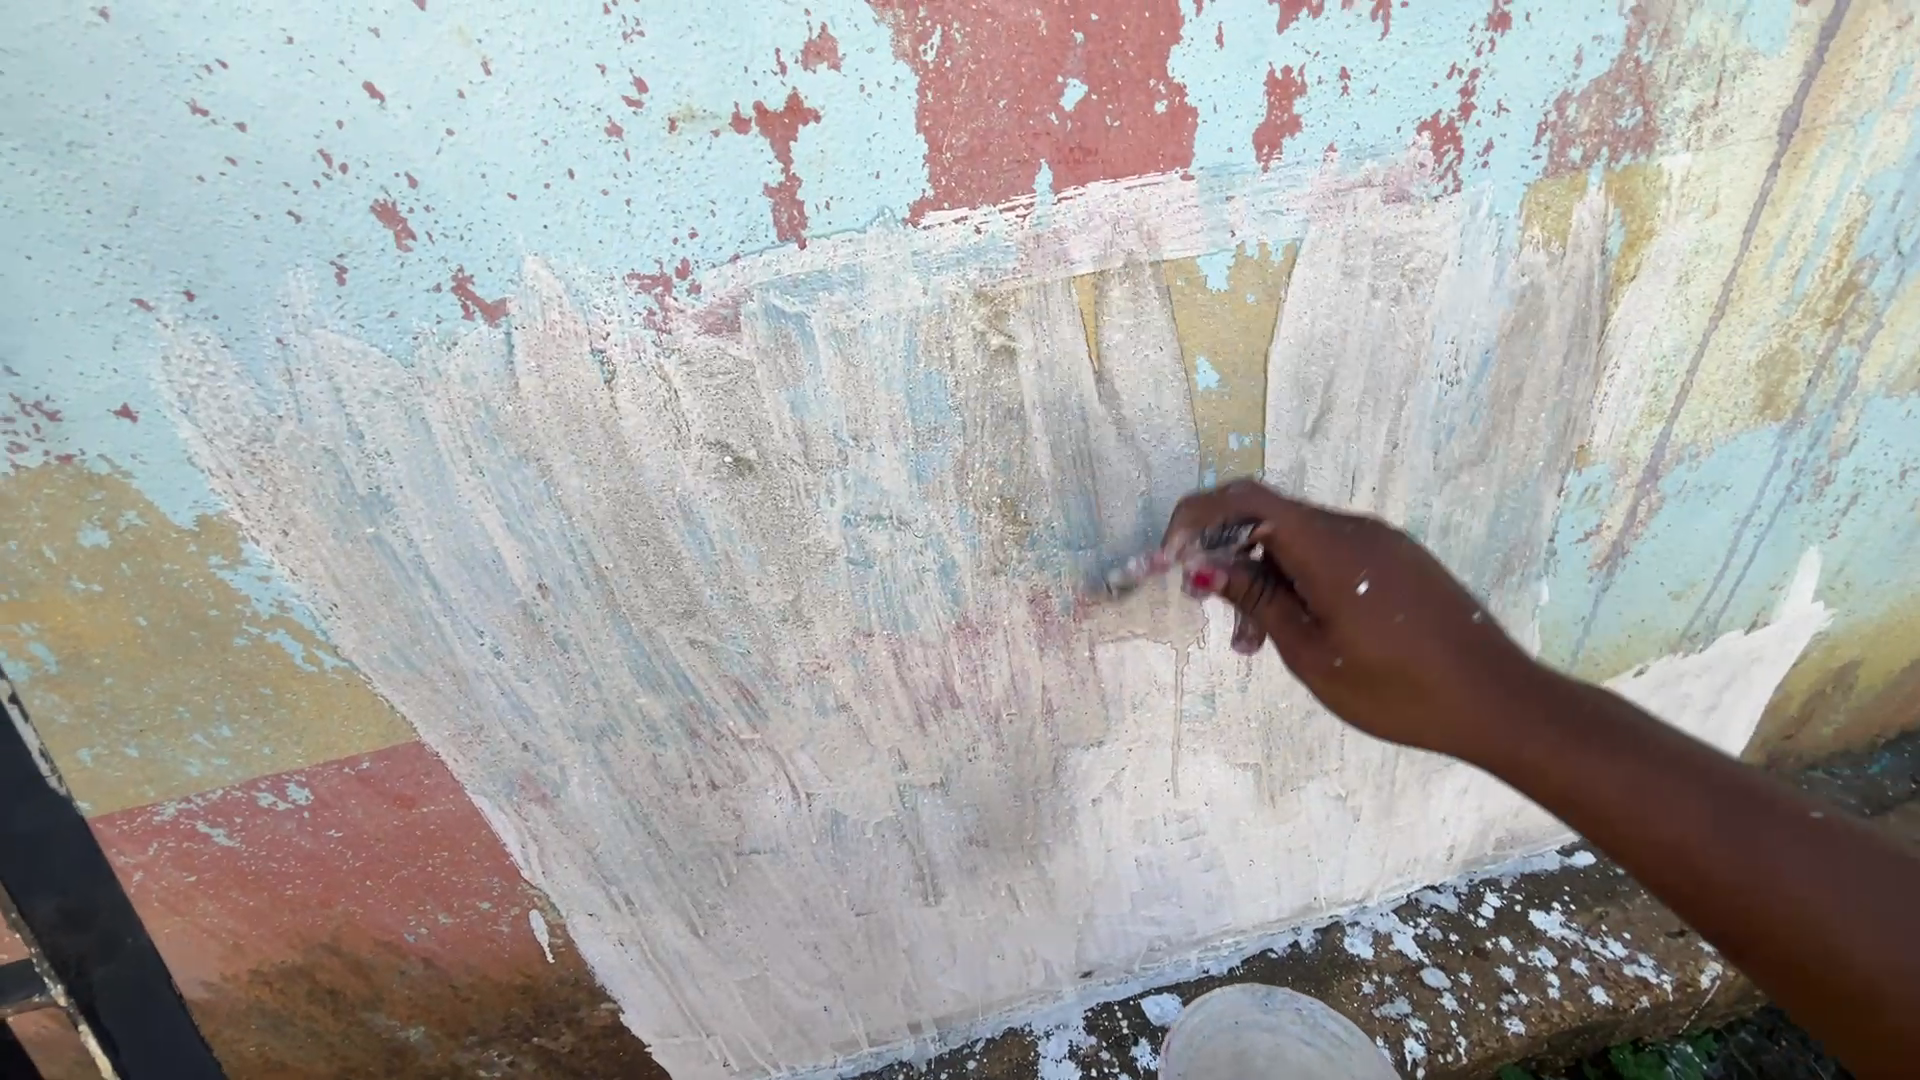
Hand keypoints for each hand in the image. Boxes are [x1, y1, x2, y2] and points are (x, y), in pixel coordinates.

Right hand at [1162, 479, 1541, 761]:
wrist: (1502, 704)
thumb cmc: (1397, 689)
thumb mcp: (1309, 650)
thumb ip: (1254, 598)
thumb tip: (1199, 565)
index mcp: (1329, 546)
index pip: (1243, 499)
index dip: (1195, 517)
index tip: (1169, 559)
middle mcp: (1352, 529)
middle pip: (1266, 515)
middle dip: (1222, 551)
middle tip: (1201, 604)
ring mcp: (1378, 542)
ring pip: (1294, 539)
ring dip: (1258, 575)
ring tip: (1249, 642)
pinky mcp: (1394, 559)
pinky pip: (1326, 555)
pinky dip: (1293, 580)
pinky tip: (1292, 628)